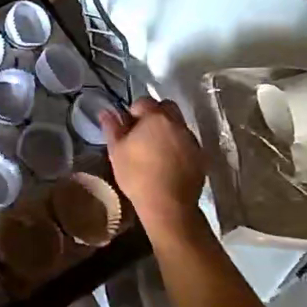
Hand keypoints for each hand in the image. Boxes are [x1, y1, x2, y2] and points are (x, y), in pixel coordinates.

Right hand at [100, 98, 208, 241]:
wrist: (168, 205)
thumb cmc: (137, 175)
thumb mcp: (116, 151)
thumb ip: (112, 128)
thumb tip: (105, 111)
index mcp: (155, 117)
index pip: (144, 101)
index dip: (134, 111)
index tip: (128, 127)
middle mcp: (177, 123)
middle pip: (167, 107)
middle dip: (155, 114)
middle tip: (143, 133)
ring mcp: (191, 139)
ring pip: (179, 125)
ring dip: (168, 130)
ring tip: (156, 149)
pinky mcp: (201, 156)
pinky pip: (187, 142)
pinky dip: (178, 145)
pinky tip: (169, 162)